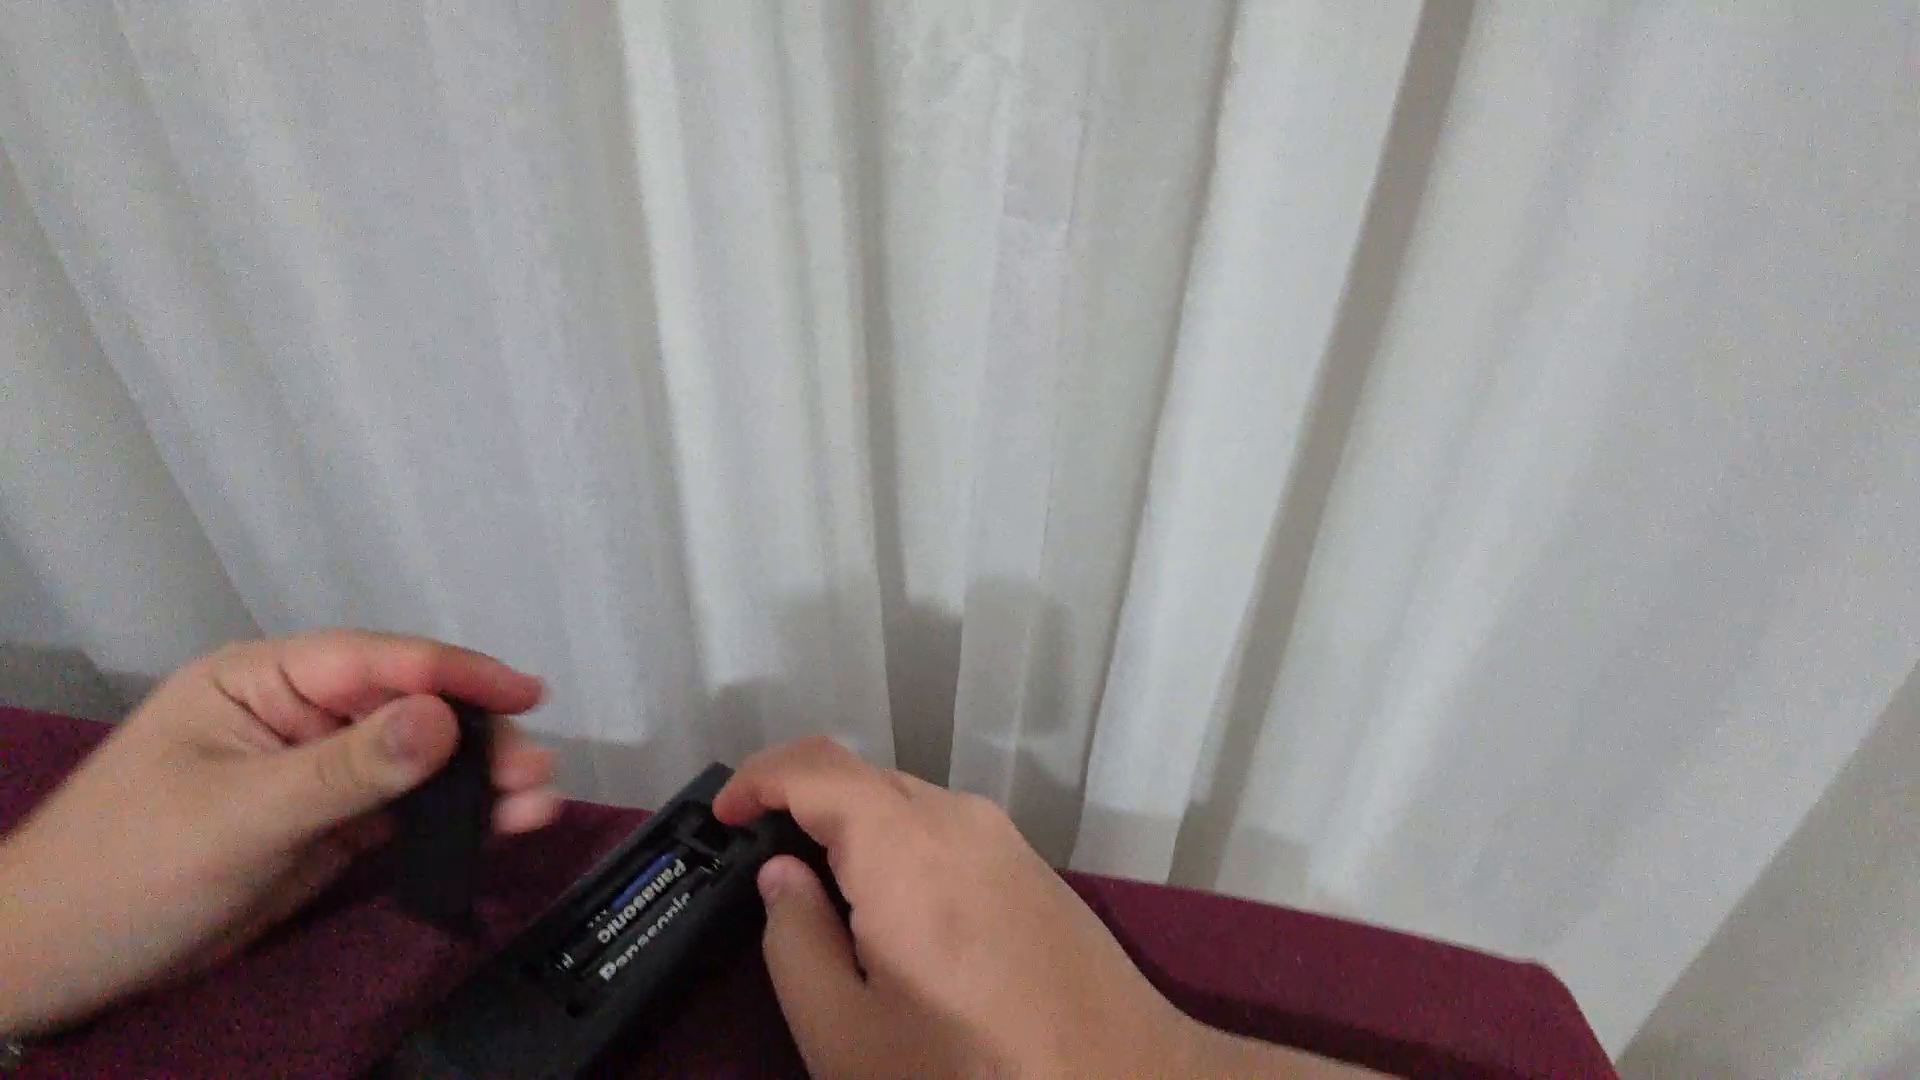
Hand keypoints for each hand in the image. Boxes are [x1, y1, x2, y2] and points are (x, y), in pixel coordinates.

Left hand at [0, 630, 559, 1033]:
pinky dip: (466, 813)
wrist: (51, 975)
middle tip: (536, 771)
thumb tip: (444, 720)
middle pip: (421, 708)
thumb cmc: (120, 876)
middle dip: (484, 738)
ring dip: (487, 778)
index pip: (381, 661)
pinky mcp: (348, 814)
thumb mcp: (235, 819)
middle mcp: (312, 711)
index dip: (459, 674)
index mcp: (268, 681)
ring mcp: (333, 764)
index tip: (528, 694)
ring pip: (432, 757)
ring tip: (536, 805)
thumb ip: (344, 768)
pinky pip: (420, 803)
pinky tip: (507, 822)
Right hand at [714, 738, 1382, 1078]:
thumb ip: (797, 942)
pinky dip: (894, 839)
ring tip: (825, 895)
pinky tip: (892, 906)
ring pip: (900, 798)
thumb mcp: (850, 1037)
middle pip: (859, 776)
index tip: (723, 816)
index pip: (816, 768)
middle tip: (763, 863)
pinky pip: (939, 822)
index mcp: (903, 845)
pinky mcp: (1023, 853)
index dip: (758, 776)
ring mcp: (997, 829)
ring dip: (850, 824)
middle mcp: (953, 814)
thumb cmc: (970, 1072)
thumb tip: (782, 871)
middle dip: (800, 803)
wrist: (1123, 1079)